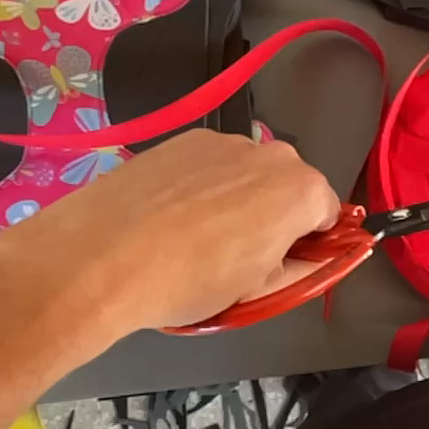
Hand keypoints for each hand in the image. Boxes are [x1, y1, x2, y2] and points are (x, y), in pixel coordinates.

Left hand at [0, 130, 339, 338]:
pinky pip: (212, 163)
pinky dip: (202, 183)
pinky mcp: (186, 139)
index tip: (282, 260)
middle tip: (239, 252)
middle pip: (289, 185)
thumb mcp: (257, 290)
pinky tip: (170, 214)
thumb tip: (317, 256)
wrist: (100, 257)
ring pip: (249, 171)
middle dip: (275, 213)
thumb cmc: (190, 281)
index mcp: (302, 192)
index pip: (328, 212)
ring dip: (239, 196)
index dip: (309, 239)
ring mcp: (227, 142)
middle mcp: (273, 155)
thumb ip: (301, 267)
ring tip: (195, 233)